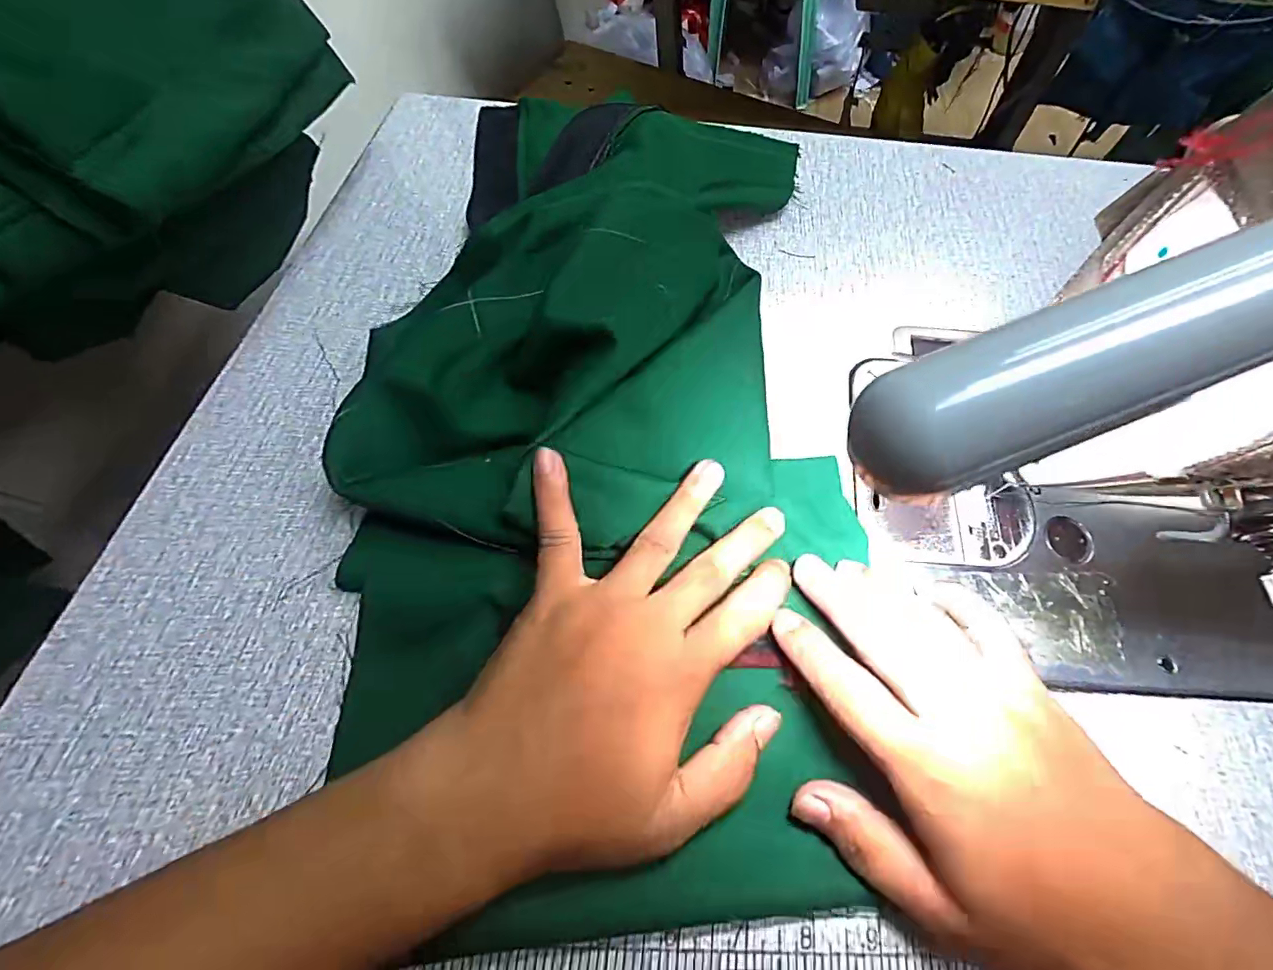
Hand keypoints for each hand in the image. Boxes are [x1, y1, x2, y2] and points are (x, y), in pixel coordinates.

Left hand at [390, 448, 791, 883]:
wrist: (487, 798)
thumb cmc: (583, 810)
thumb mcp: (672, 816)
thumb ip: (732, 767)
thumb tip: (771, 714)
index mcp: (682, 671)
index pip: (742, 617)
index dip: (768, 589)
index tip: (785, 567)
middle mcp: (649, 623)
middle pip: (711, 570)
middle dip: (747, 541)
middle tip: (770, 515)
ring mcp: (600, 602)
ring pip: (655, 541)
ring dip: (686, 502)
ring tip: (709, 470)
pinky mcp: (553, 597)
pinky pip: (559, 538)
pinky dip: (554, 498)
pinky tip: (550, 458)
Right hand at [773, 557, 1272, 969]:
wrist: (1135, 896)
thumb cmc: (1028, 907)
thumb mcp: (936, 904)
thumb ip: (866, 842)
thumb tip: (802, 796)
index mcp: (927, 766)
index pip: (851, 693)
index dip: (811, 652)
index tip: (783, 619)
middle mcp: (959, 713)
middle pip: (886, 638)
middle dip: (840, 598)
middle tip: (807, 567)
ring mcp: (1000, 690)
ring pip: (929, 623)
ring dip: (886, 591)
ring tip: (850, 568)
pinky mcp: (1033, 685)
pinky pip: (987, 627)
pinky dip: (953, 600)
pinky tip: (927, 587)